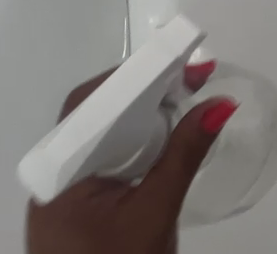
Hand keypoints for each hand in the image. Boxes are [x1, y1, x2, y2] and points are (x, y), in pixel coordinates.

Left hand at [26, 62, 237, 253]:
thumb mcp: (156, 212)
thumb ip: (184, 154)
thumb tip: (220, 101)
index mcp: (60, 179)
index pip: (89, 105)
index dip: (135, 77)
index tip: (181, 65)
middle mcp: (55, 182)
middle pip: (94, 114)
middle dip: (143, 90)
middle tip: (191, 78)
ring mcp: (66, 198)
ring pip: (101, 135)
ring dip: (143, 113)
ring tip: (185, 99)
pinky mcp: (80, 211)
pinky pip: (107, 157)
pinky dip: (139, 138)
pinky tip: (167, 138)